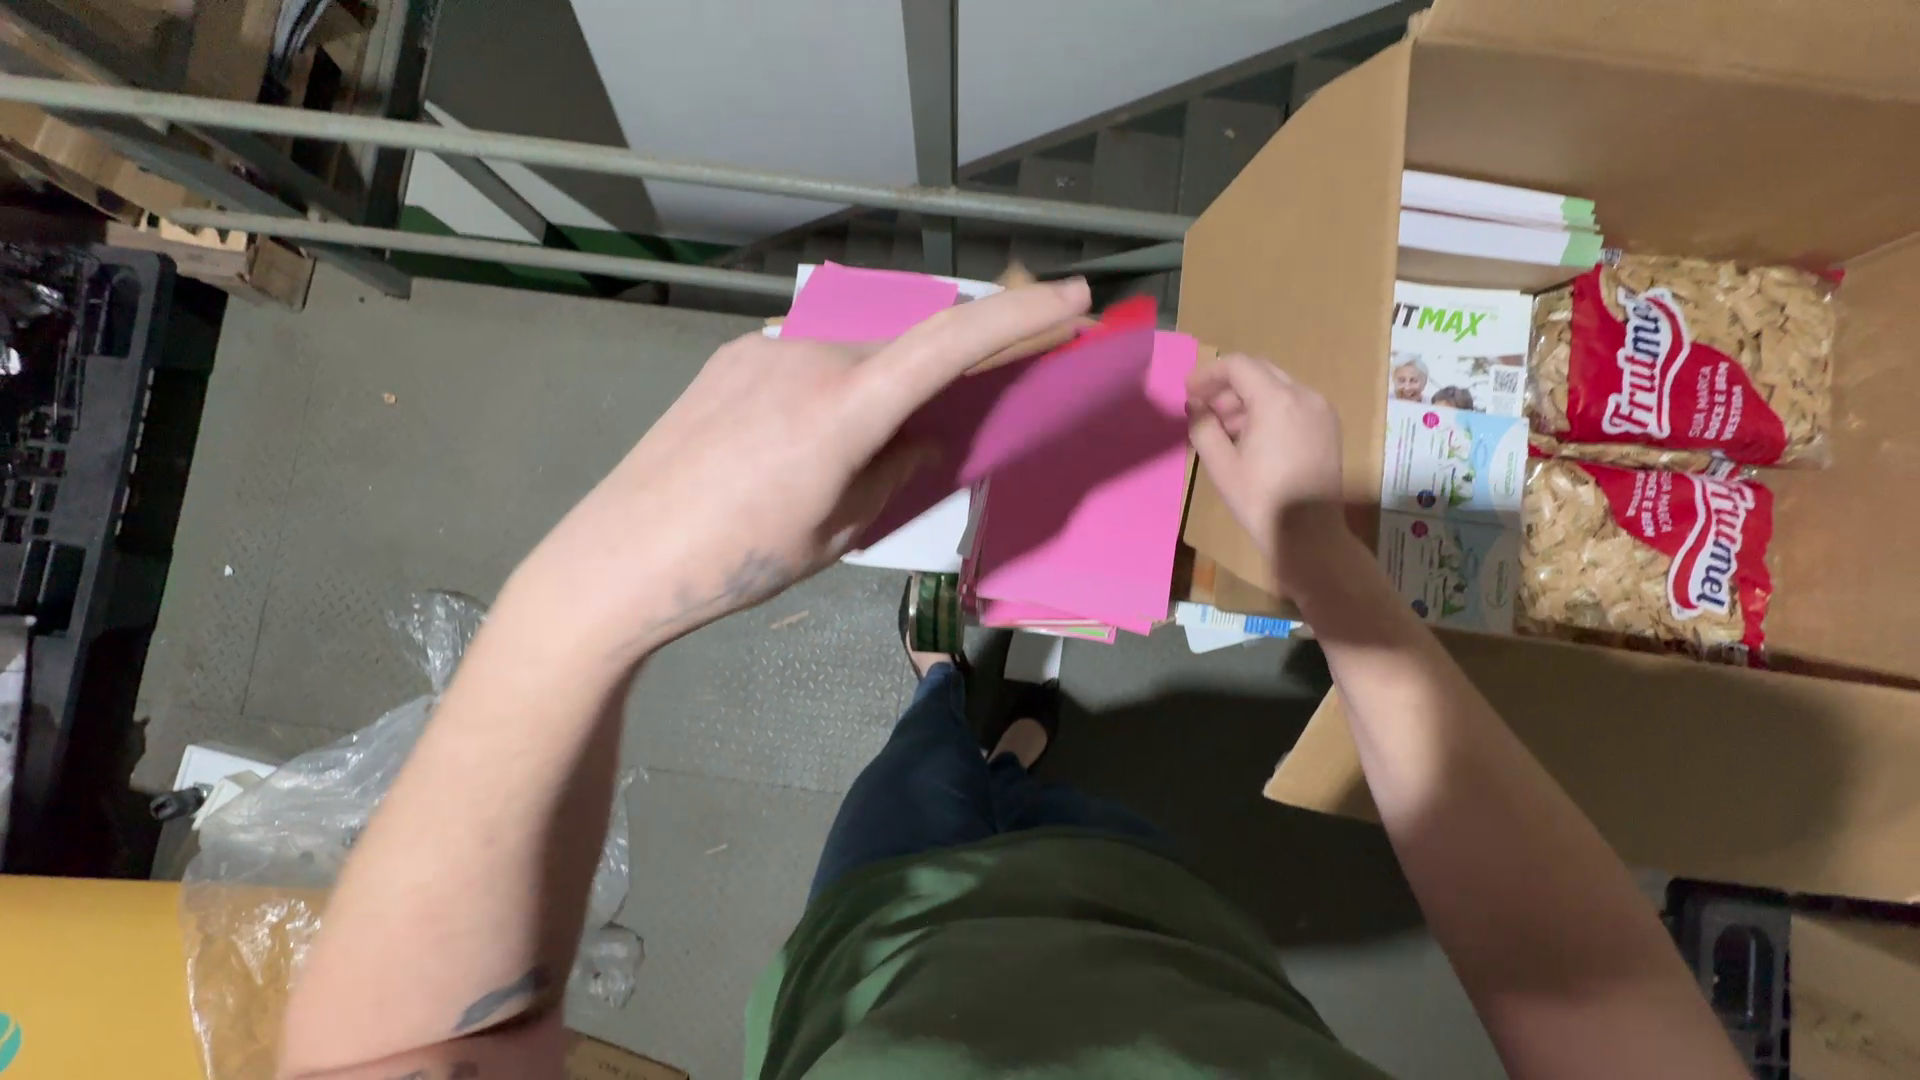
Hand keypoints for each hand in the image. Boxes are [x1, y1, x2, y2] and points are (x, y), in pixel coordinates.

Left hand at [515, 280, 1091, 664]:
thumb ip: (894, 474)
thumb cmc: (739, 561)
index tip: (1075, 299)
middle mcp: (808, 356)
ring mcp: (763, 349)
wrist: (620, 557)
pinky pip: (807, 361)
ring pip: (852, 358)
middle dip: (938, 381)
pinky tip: (795, 443)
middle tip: (939, 427)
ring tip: (840, 460)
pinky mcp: (731, 356)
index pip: (951, 342)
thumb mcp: (837, 531)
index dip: (1022, 316)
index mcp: (844, 408)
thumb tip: (925, 440)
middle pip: (904, 351)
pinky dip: (830, 391)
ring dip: (876, 394)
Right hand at [1186, 353, 1354, 591]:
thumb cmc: (1259, 500)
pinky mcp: (1328, 427)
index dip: (1208, 374)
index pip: (1238, 365)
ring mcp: (1321, 410)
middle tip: (1203, 409)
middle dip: (1227, 386)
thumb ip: (1202, 426)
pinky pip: (1293, 403)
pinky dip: (1268, 409)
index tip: (1188, 392)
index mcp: (1276, 400)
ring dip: (1247, 398)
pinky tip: (1252, 437)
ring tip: (1224, 428)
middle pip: (1260, 371)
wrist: (1309, 534)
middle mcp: (1304, 395)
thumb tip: (1195, 406)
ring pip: (1277, 387)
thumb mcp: (1220, 464)